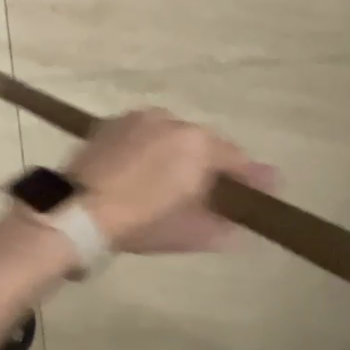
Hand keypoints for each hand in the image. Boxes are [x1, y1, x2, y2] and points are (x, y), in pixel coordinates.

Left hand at [63, 108, 276, 253]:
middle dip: (214, 163)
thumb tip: (241, 224)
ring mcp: (134, 118)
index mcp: (196, 142)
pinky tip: (150, 169)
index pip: (236, 158)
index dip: (254, 176)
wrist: (79, 206)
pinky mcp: (107, 124)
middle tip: (222, 187)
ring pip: (170, 135)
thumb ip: (226, 223)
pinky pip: (143, 134)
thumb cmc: (143, 219)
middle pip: (202, 142)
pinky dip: (153, 148)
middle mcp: (167, 120)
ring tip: (184, 179)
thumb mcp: (194, 231)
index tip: (270, 188)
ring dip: (181, 152)